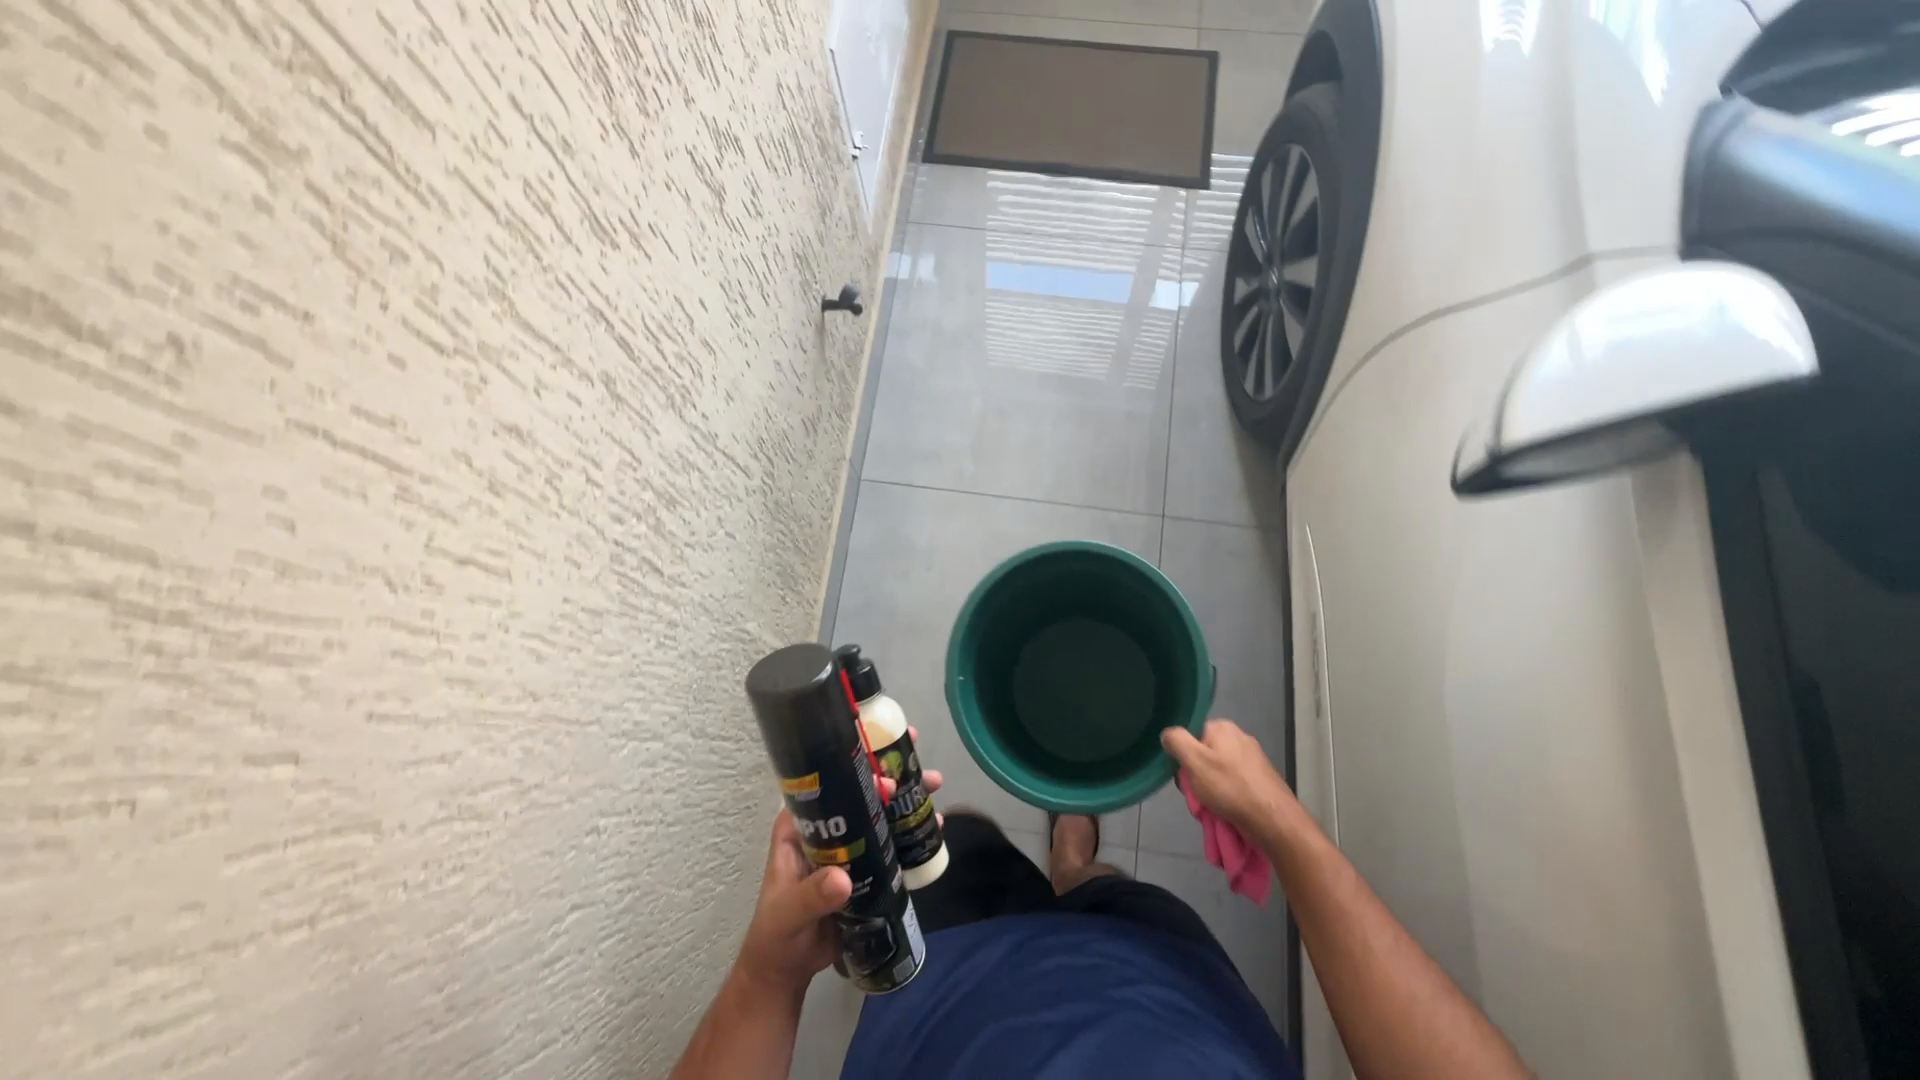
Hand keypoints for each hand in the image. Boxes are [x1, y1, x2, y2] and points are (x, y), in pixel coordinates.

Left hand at [732, 740, 942, 995]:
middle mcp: (827, 831)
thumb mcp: (788, 911)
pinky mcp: (866, 871)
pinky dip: (910, 835)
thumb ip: (812, 896)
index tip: (885, 773)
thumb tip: (843, 880)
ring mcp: (848, 850)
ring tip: (934, 786)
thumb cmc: (776, 932)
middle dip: (892, 777)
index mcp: (799, 829)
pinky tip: (933, 827)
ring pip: (879, 816)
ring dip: (905, 801)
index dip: (855, 773)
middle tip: (922, 771)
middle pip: (860, 795)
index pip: (826, 789)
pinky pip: (891, 847)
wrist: (788, 968)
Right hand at [1161, 719, 1295, 840]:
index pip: (1190, 734)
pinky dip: (1226, 794)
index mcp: (1222, 727)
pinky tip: (1226, 808)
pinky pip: (1233, 782)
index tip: (1183, 775)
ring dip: (1209, 788)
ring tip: (1211, 806)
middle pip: (1203, 753)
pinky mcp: (1260, 777)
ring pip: (1217, 770)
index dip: (1182, 755)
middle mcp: (1239, 737)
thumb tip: (1167, 734)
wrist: (1272, 819)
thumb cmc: (1230, 787)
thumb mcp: (1194, 761)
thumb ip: (1176, 741)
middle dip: (1196, 775)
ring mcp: (1252, 758)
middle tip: (1196, 794)